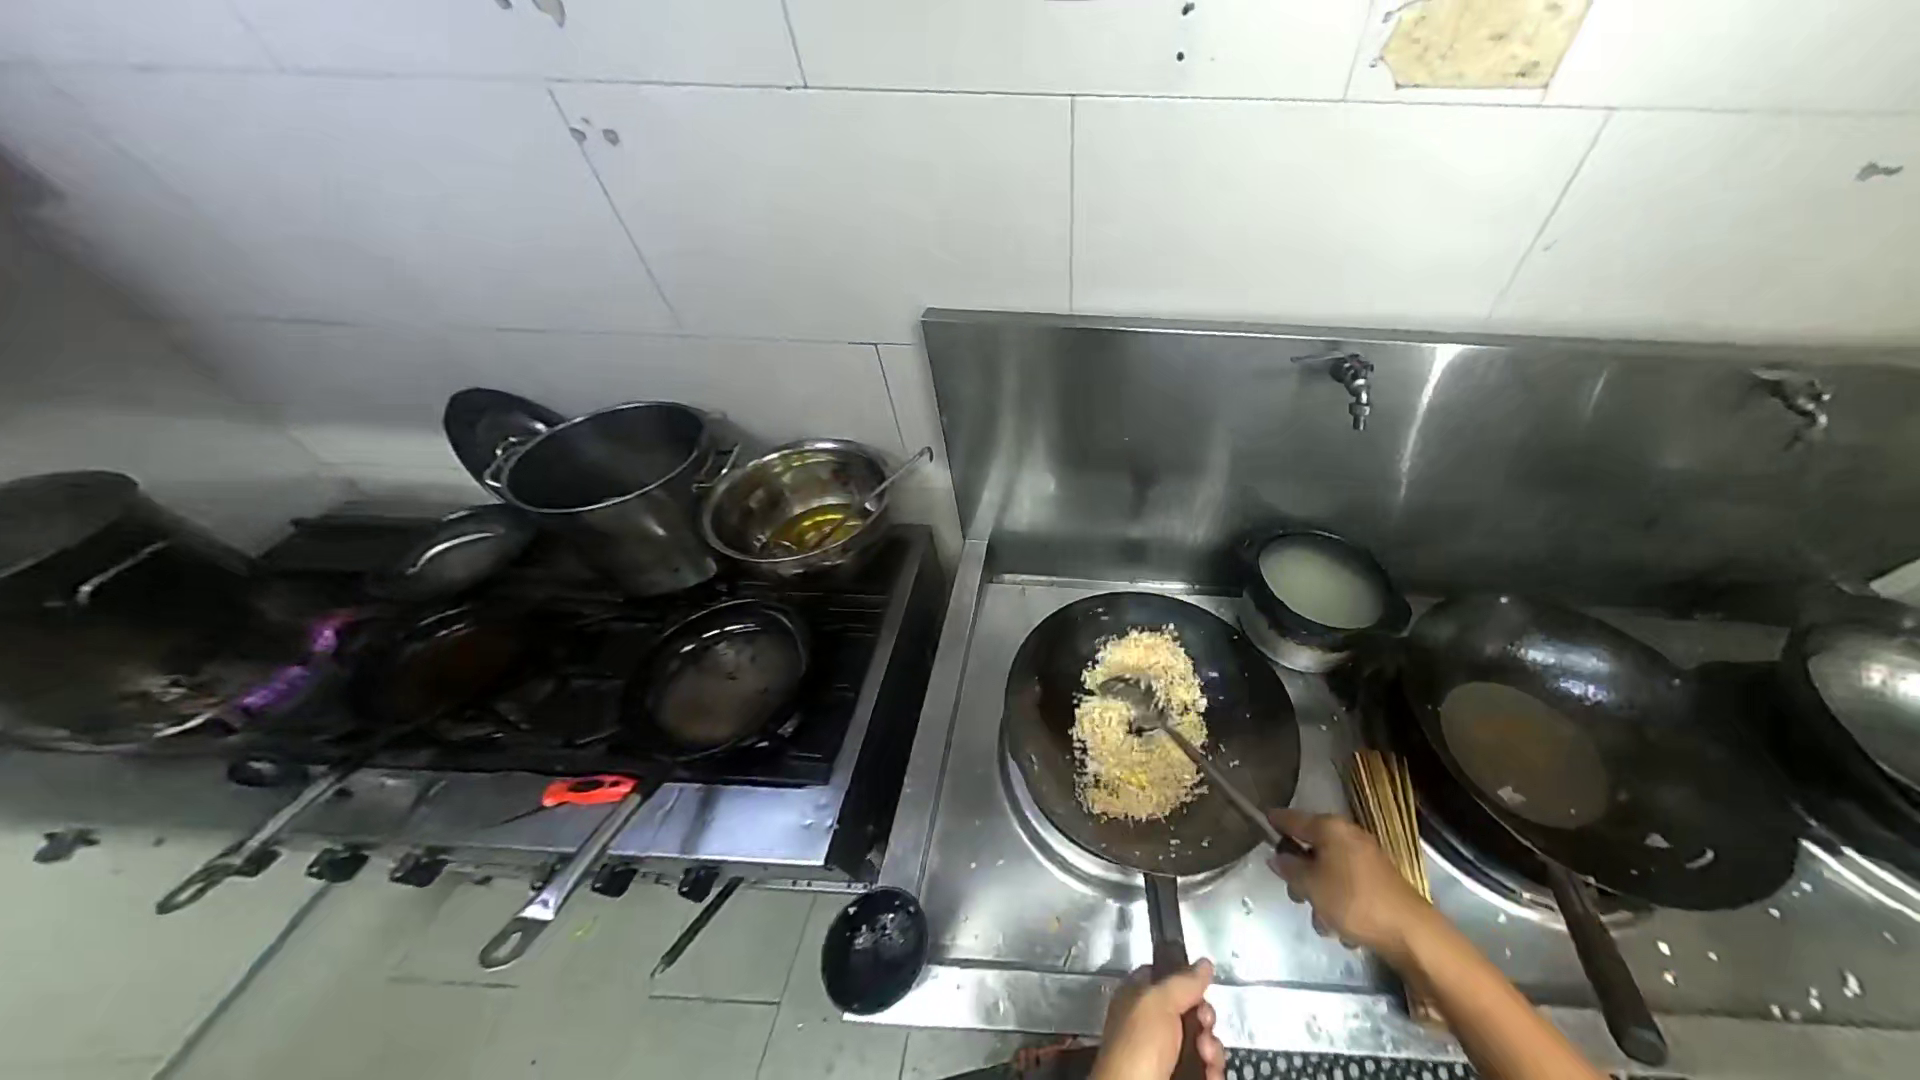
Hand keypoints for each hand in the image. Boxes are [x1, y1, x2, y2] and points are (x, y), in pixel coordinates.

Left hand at [1090, 959, 1224, 1079]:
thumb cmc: (1139, 1044)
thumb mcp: (1157, 1002)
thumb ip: (1183, 982)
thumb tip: (1205, 963)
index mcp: (1138, 997)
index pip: (1166, 978)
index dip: (1185, 981)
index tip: (1201, 987)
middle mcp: (1153, 1023)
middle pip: (1191, 1011)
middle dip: (1205, 1018)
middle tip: (1204, 1025)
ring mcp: (1168, 1054)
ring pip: (1203, 1042)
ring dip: (1212, 1048)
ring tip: (1206, 1056)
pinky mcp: (1182, 1077)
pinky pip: (1207, 1069)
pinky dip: (1213, 1071)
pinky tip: (1211, 1074)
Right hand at [1268, 809, 1437, 964]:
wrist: (1413, 936)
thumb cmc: (1353, 901)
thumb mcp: (1310, 885)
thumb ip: (1289, 868)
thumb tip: (1278, 858)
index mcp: (1330, 828)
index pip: (1291, 818)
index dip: (1273, 822)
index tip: (1259, 823)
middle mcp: (1349, 837)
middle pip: (1310, 848)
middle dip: (1300, 875)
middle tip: (1296, 896)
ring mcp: (1367, 860)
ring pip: (1328, 873)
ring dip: (1320, 897)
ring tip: (1324, 924)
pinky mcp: (1380, 883)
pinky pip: (1347, 887)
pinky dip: (1341, 905)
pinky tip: (1344, 930)